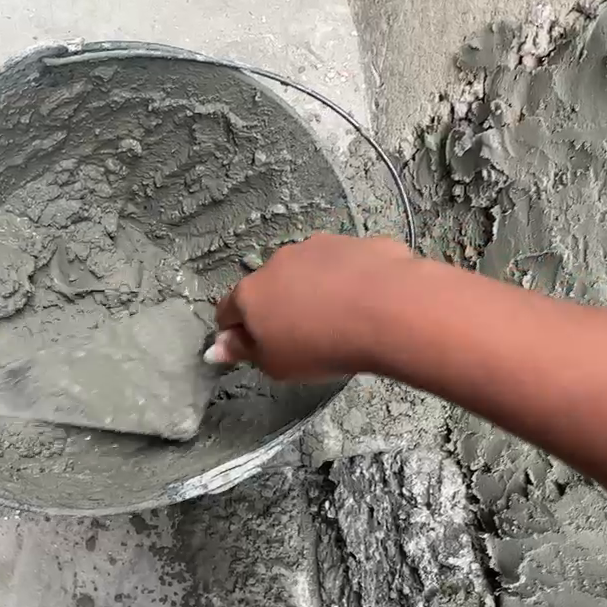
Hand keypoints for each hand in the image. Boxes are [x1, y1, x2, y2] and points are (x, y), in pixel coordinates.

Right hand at [208, 234, 420, 380]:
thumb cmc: (322, 346)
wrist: (390, 310)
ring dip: (313, 290)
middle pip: (268, 287)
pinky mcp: (355, 242)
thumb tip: (216, 349)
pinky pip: (344, 265)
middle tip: (302, 337)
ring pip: (306, 271)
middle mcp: (277, 262)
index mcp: (251, 294)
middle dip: (278, 307)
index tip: (254, 347)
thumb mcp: (276, 365)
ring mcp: (317, 247)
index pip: (227, 311)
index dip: (236, 331)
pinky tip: (368, 303)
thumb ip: (244, 352)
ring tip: (340, 319)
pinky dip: (348, 280)